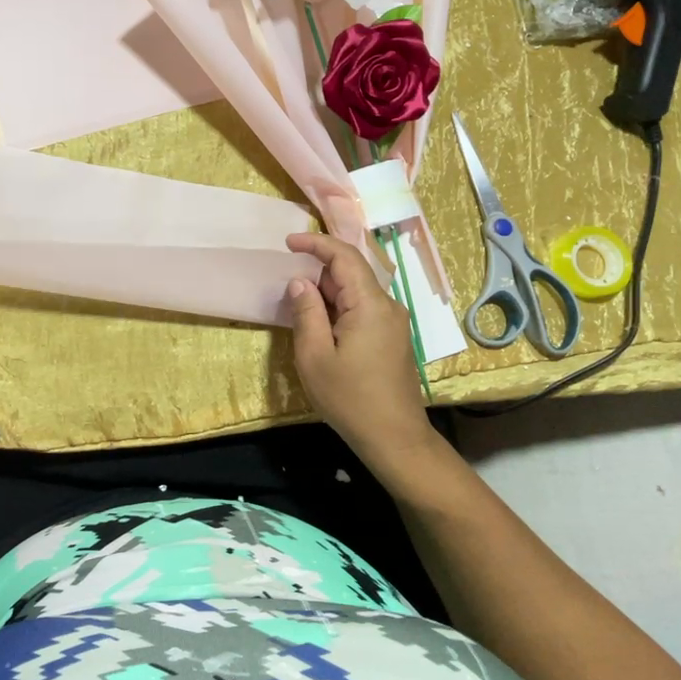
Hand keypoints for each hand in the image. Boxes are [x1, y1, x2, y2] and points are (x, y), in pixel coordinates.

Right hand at [284, 232, 432, 455]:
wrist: (394, 436)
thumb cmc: (349, 398)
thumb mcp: (314, 356)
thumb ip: (306, 312)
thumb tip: (300, 282)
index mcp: (370, 305)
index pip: (345, 257)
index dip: (316, 244)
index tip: (287, 242)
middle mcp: (388, 306)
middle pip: (353, 272)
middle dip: (318, 269)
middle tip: (286, 280)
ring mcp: (393, 322)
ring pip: (357, 291)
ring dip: (328, 290)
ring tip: (299, 303)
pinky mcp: (392, 337)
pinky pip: (363, 308)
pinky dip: (339, 306)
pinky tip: (320, 323)